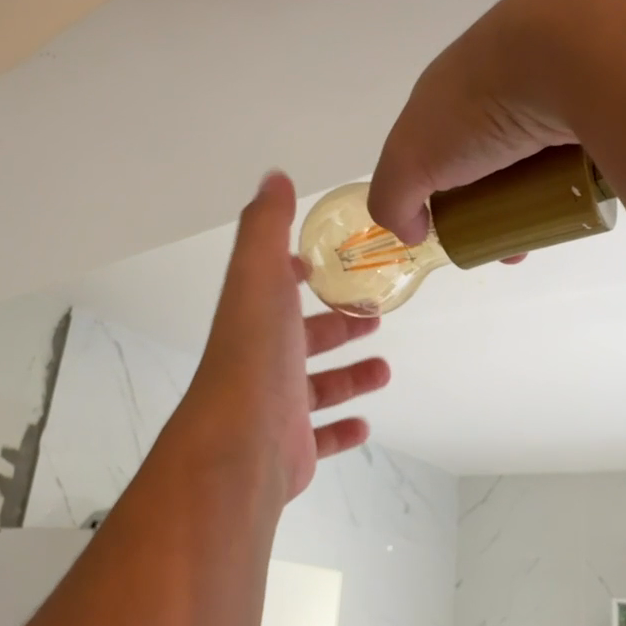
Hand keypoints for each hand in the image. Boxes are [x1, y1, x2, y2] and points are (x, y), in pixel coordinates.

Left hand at [180, 172, 390, 498]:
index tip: (323, 265)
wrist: (241, 442)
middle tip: (373, 318)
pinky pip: (321, 437)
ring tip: (383, 369)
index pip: (274, 289)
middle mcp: (263, 362)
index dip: (294, 274)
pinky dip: (342, 430)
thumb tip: (274, 177)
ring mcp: (276, 408)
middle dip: (337, 327)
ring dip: (349, 377)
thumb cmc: (257, 354)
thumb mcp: (260, 275)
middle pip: (302, 340)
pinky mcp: (292, 448)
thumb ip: (267, 227)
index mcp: (256, 319)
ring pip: (316, 389)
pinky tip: (365, 423)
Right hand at [366, 0, 625, 243]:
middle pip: (502, 144)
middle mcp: (512, 66)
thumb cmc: (483, 105)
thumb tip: (409, 232)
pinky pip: (599, 126)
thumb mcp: (412, 158)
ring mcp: (569, 65)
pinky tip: (594, 183)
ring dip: (549, 181)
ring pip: (552, 137)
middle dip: (504, 196)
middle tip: (520, 235)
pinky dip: (591, 157)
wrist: (578, 48)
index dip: (451, 191)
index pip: (447, 140)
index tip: (468, 231)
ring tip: (559, 217)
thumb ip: (394, 198)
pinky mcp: (620, 74)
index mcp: (459, 79)